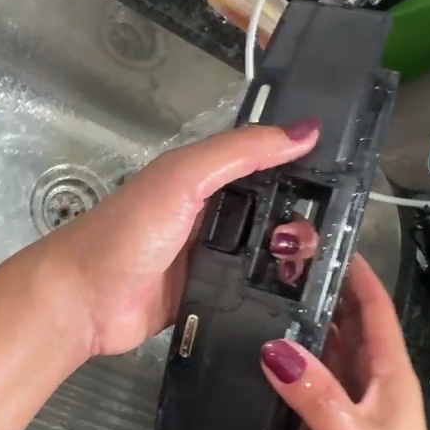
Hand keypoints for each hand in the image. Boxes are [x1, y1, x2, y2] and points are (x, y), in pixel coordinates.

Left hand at [29, 119, 318, 358]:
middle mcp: (210, 214)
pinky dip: (274, 292)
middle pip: (272, 212)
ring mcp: (210, 258)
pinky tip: (303, 297)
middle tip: (330, 236)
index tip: (346, 177)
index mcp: (203, 177)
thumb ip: (241, 152)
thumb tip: (306, 129)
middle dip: (302, 220)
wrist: (83, 300)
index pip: (263, 163)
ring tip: (317, 268)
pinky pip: (252, 291)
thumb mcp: (184, 178)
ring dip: (292, 259)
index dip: (301, 166)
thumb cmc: (130, 230)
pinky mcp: (210, 297)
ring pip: (267, 254)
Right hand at [260, 255, 429, 429]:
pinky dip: (284, 364)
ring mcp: (344, 408)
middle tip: (281, 262)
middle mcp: (369, 385)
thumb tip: (275, 346)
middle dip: (321, 293)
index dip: (358, 275)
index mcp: (391, 379)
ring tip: (263, 294)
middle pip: (346, 326)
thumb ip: (317, 395)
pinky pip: (302, 385)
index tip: (330, 242)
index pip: (377, 312)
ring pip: (322, 353)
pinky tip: (256, 350)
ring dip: (300, 327)